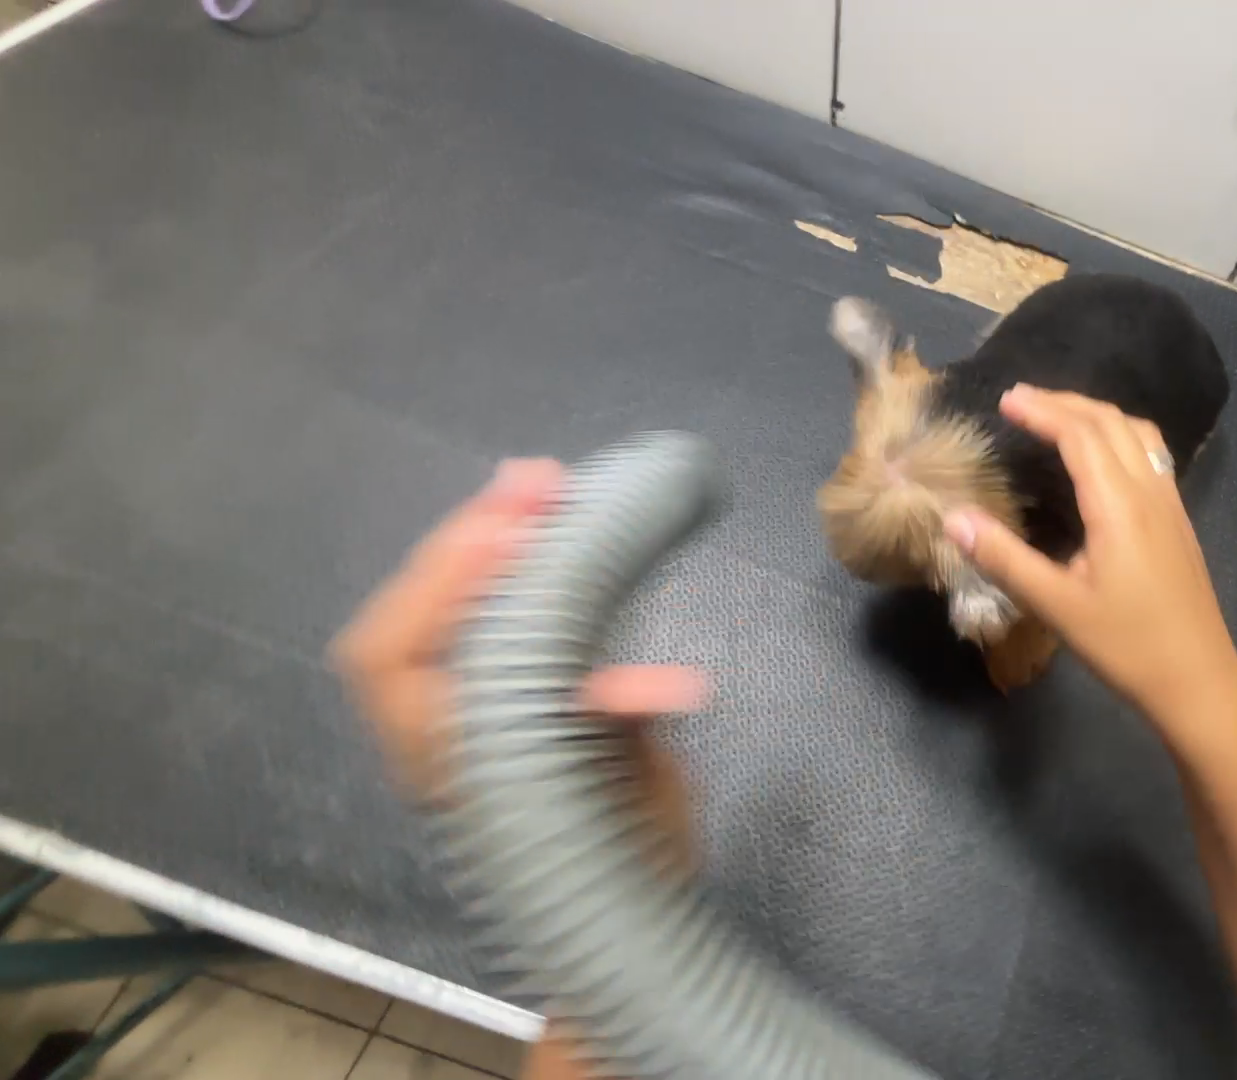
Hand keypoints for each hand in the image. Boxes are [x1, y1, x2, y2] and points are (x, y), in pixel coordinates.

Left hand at [329, 458, 707, 862]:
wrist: (626, 903)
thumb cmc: (625, 862)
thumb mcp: (630, 807)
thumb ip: (624, 741)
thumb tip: (657, 687)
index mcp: (455, 762)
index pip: (395, 662)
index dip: (444, 589)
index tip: (514, 538)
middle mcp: (445, 733)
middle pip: (411, 620)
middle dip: (469, 541)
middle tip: (539, 481)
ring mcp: (475, 714)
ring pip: (448, 616)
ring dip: (491, 544)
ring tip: (542, 490)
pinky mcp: (518, 698)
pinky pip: (496, 621)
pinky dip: (519, 571)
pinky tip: (548, 535)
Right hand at [942, 386, 1236, 723]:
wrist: (1197, 679)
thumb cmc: (1125, 645)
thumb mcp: (1056, 606)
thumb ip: (1004, 559)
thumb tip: (953, 518)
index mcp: (1118, 506)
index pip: (1080, 435)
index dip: (1042, 410)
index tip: (1006, 400)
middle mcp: (1150, 491)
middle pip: (1110, 422)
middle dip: (1065, 402)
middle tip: (1022, 399)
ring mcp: (1171, 503)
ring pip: (1137, 434)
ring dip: (1096, 414)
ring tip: (1059, 416)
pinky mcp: (1179, 519)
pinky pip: (1151, 454)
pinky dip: (1119, 435)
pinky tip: (1103, 457)